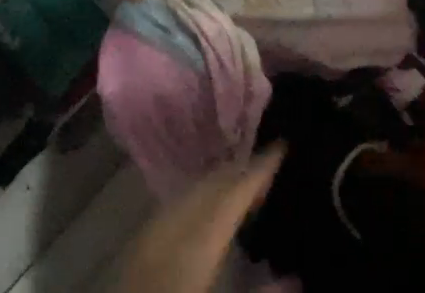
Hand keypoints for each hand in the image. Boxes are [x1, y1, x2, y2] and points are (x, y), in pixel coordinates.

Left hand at [115, 146, 284, 292]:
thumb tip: (293, 281)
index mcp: (192, 250)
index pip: (228, 197)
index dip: (255, 171)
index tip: (280, 146)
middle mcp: (165, 237)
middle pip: (203, 190)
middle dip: (235, 171)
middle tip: (267, 162)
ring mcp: (144, 246)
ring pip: (183, 199)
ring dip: (214, 185)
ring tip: (242, 184)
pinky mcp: (131, 260)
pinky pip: (168, 215)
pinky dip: (193, 204)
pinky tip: (202, 216)